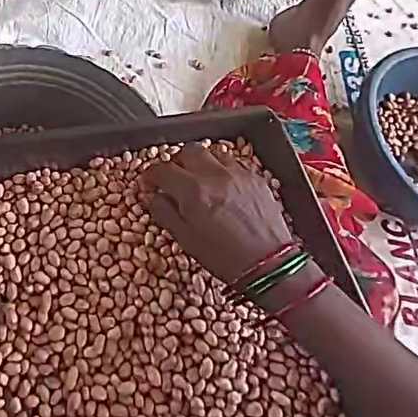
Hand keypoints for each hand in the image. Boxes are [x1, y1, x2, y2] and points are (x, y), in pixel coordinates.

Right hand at [142, 145, 295, 283]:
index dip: (150, 175)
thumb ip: (163, 211)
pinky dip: (220, 168)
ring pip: (211, 152)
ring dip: (199, 162)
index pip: (162, 169)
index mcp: (192, 191)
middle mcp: (214, 175)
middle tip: (172, 179)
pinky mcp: (255, 178)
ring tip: (197, 179)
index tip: (148, 184)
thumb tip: (150, 195)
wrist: (269, 265)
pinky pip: (232, 162)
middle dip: (175, 163)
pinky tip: (220, 184)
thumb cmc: (224, 257)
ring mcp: (237, 174)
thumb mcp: (185, 238)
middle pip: (187, 152)